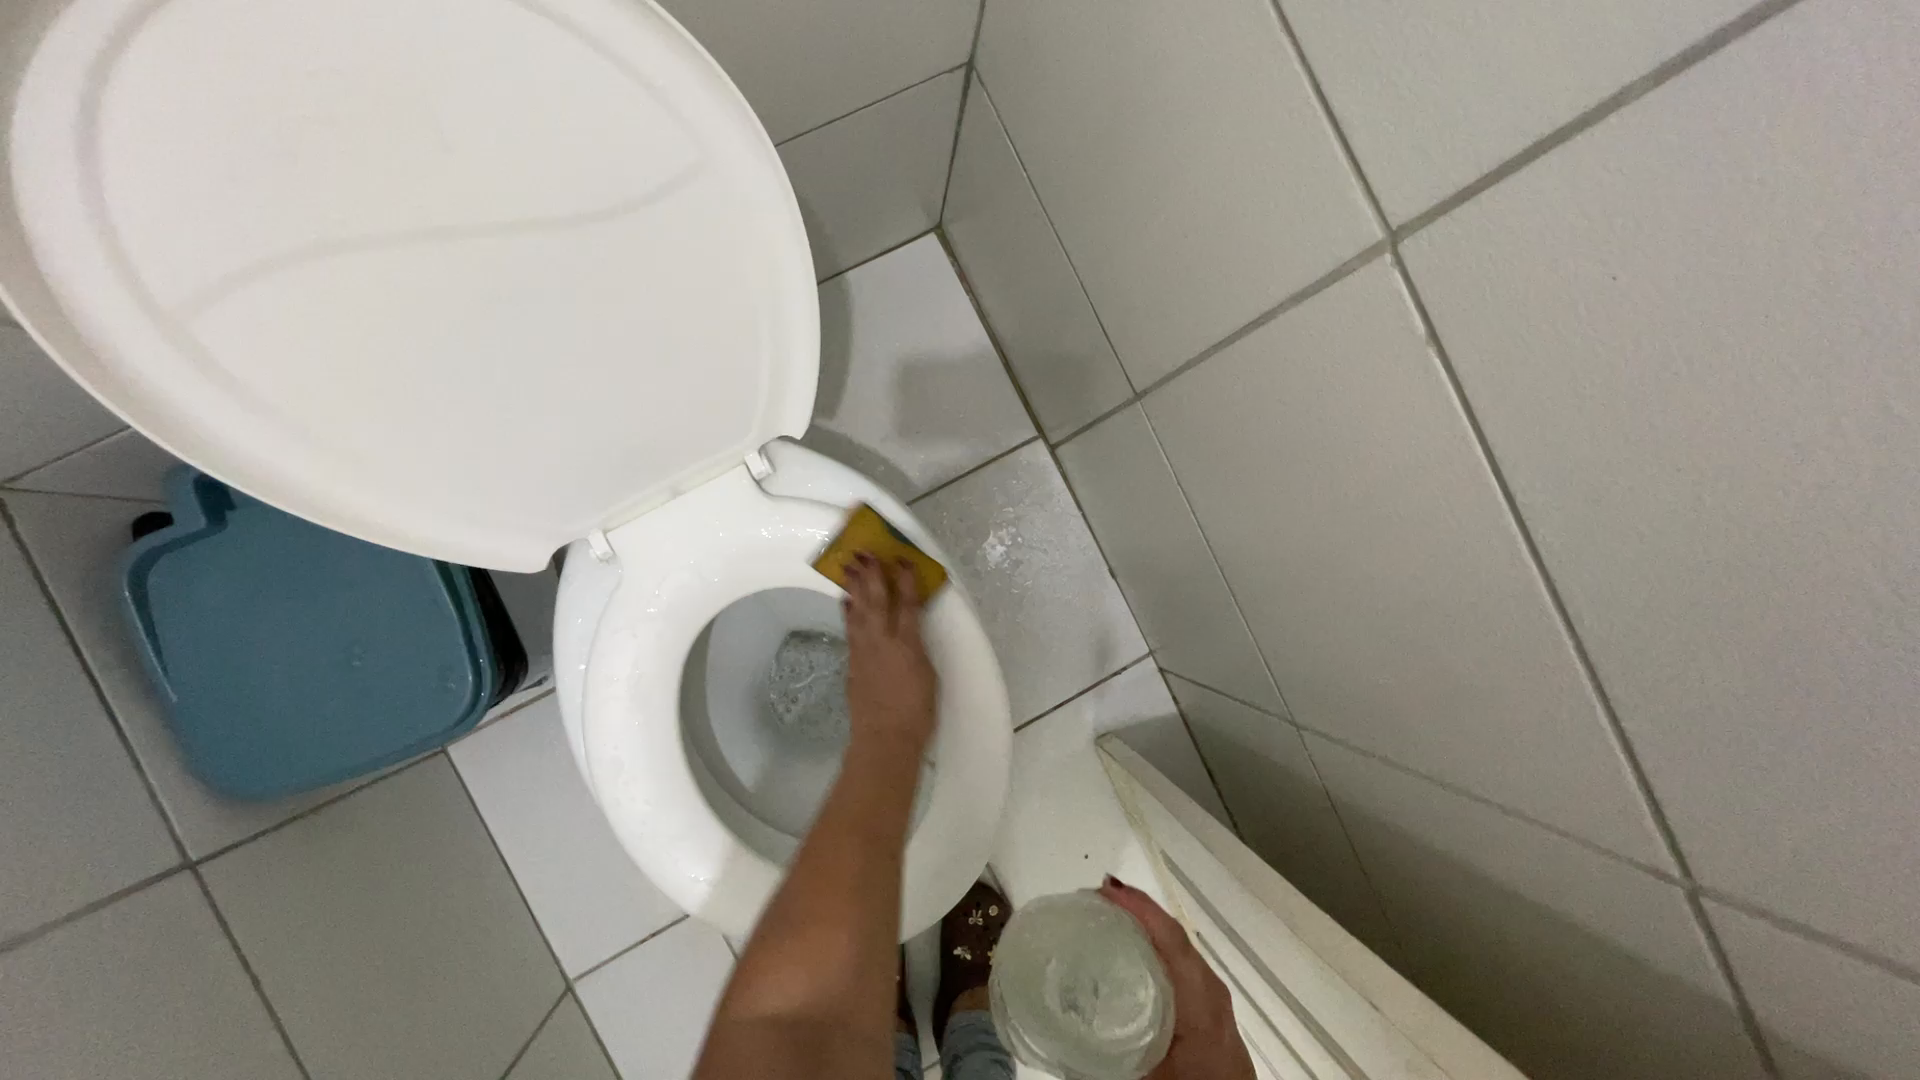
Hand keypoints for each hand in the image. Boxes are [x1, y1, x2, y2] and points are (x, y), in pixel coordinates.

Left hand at [842, 554, 937, 752]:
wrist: (884, 739)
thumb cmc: (916, 712)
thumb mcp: (928, 675)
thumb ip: (917, 648)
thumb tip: (909, 632)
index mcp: (908, 644)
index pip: (907, 603)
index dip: (905, 579)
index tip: (901, 558)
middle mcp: (882, 641)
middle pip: (876, 599)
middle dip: (871, 574)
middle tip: (863, 552)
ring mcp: (864, 651)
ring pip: (858, 611)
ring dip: (855, 587)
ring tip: (849, 566)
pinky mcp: (853, 663)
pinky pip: (850, 629)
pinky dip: (848, 612)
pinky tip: (846, 601)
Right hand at [1100, 877, 1255, 1079]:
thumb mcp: (1146, 1077)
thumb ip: (1105, 1058)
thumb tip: (1063, 1029)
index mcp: (1200, 1002)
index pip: (1172, 939)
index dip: (1139, 908)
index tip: (1103, 889)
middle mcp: (1211, 991)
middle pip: (1173, 935)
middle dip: (1135, 909)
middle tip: (1092, 900)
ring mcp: (1214, 999)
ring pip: (1178, 948)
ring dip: (1144, 927)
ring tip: (1105, 918)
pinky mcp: (1212, 1010)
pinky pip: (1181, 964)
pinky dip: (1155, 948)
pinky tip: (1132, 955)